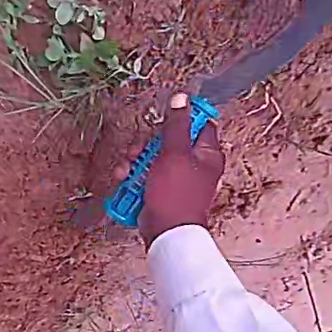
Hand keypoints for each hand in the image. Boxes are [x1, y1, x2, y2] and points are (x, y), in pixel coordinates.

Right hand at [139, 92, 224, 246]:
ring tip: (128, 170)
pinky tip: (125, 180)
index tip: (166, 116)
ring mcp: (176, 179)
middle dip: (147, 144)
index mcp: (207, 154)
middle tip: (139, 150)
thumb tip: (181, 98)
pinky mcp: (160, 191)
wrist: (166, 233)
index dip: (183, 117)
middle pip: (169, 140)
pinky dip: (133, 178)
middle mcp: (194, 165)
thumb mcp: (175, 153)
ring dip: (135, 161)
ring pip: (152, 158)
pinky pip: (144, 176)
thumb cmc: (176, 195)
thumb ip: (177, 124)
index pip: (199, 124)